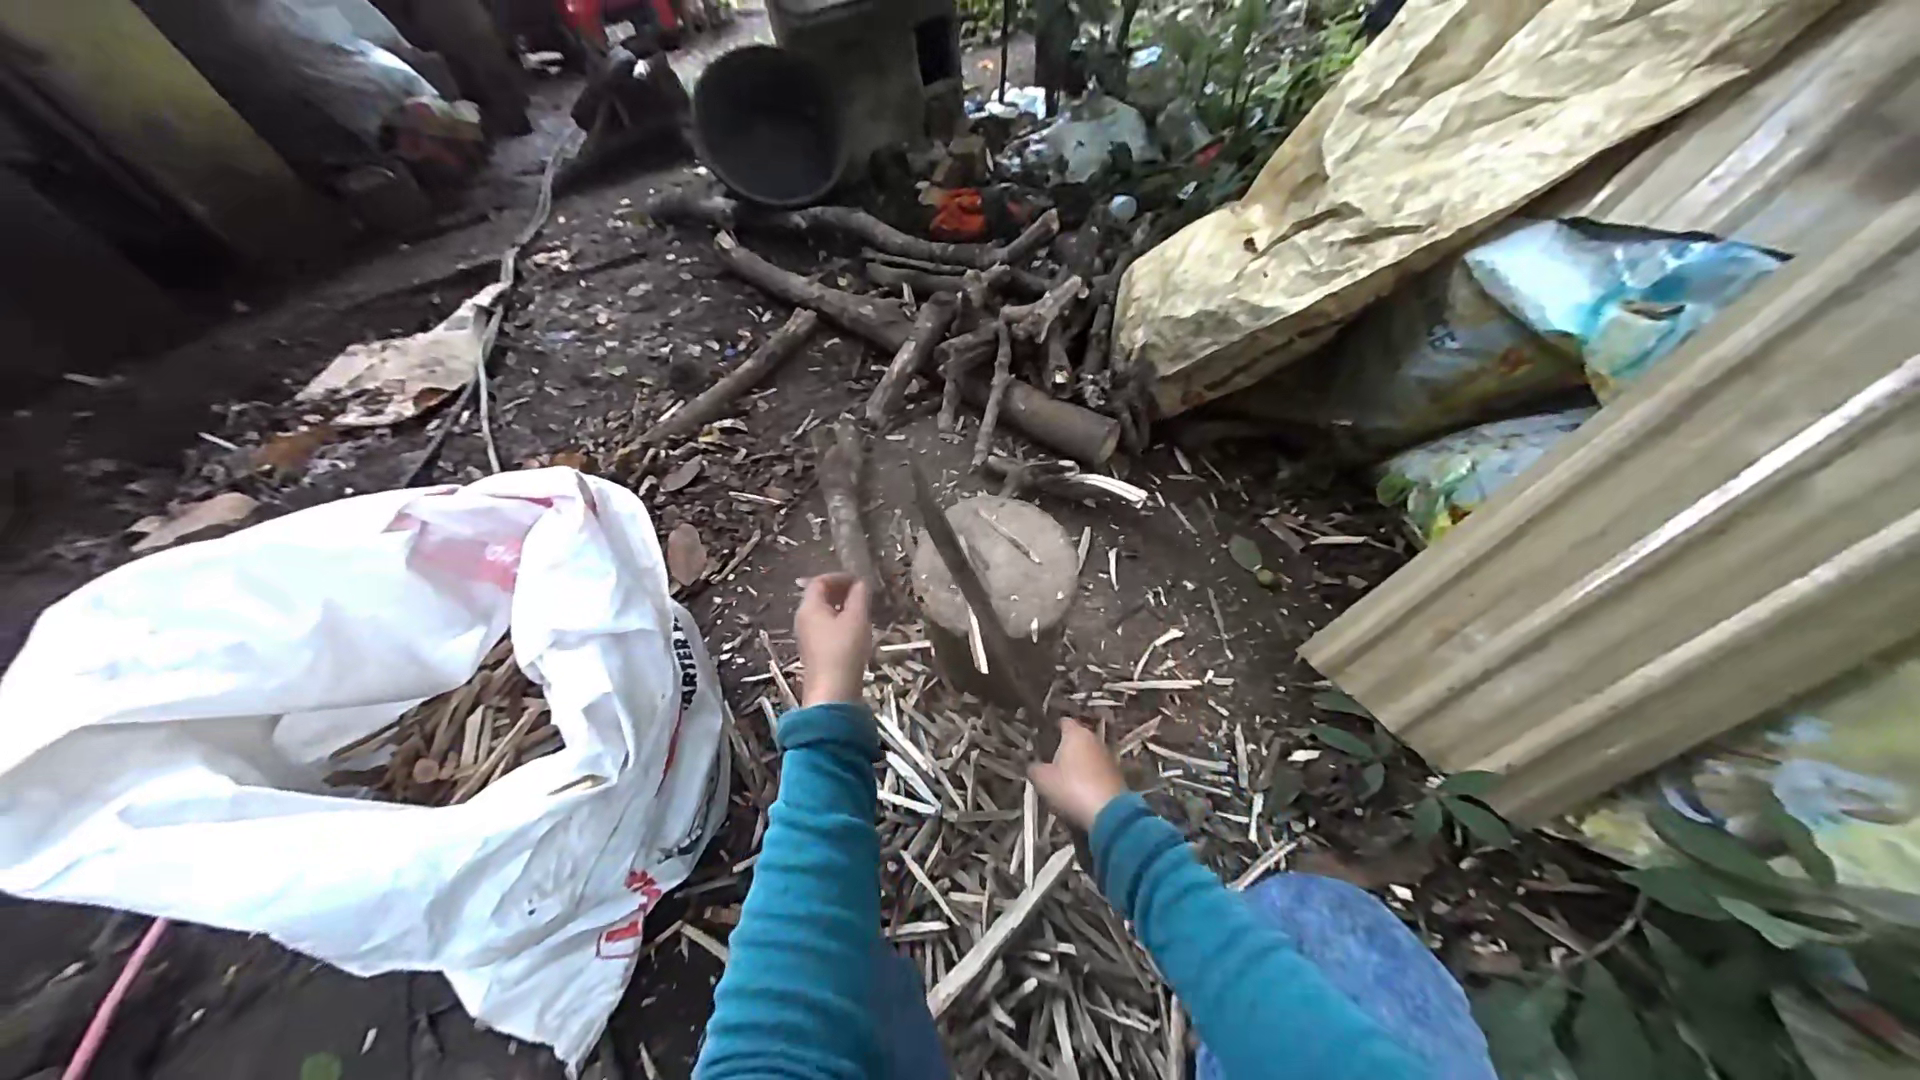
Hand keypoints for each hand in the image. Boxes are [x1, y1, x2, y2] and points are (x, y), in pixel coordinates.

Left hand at [794, 573, 871, 706]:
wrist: (833, 692)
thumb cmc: (844, 650)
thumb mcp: (856, 618)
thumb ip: (859, 596)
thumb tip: (861, 583)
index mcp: (809, 607)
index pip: (819, 581)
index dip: (839, 577)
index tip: (859, 580)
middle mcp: (803, 619)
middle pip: (819, 596)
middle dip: (840, 590)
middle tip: (862, 592)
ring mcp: (807, 636)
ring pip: (823, 613)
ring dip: (841, 606)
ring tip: (862, 609)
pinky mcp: (814, 651)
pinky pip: (825, 627)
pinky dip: (839, 621)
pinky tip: (855, 629)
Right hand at [1028, 717, 1128, 831]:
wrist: (1109, 815)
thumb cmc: (1071, 788)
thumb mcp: (1042, 779)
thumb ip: (1033, 768)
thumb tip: (1031, 765)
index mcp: (1076, 733)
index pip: (1063, 722)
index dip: (1051, 728)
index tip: (1041, 739)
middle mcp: (1095, 739)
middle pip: (1076, 739)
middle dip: (1064, 748)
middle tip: (1049, 761)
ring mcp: (1109, 757)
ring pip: (1088, 756)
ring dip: (1077, 764)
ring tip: (1063, 779)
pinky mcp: (1117, 776)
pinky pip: (1097, 771)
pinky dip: (1088, 777)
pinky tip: (1079, 791)